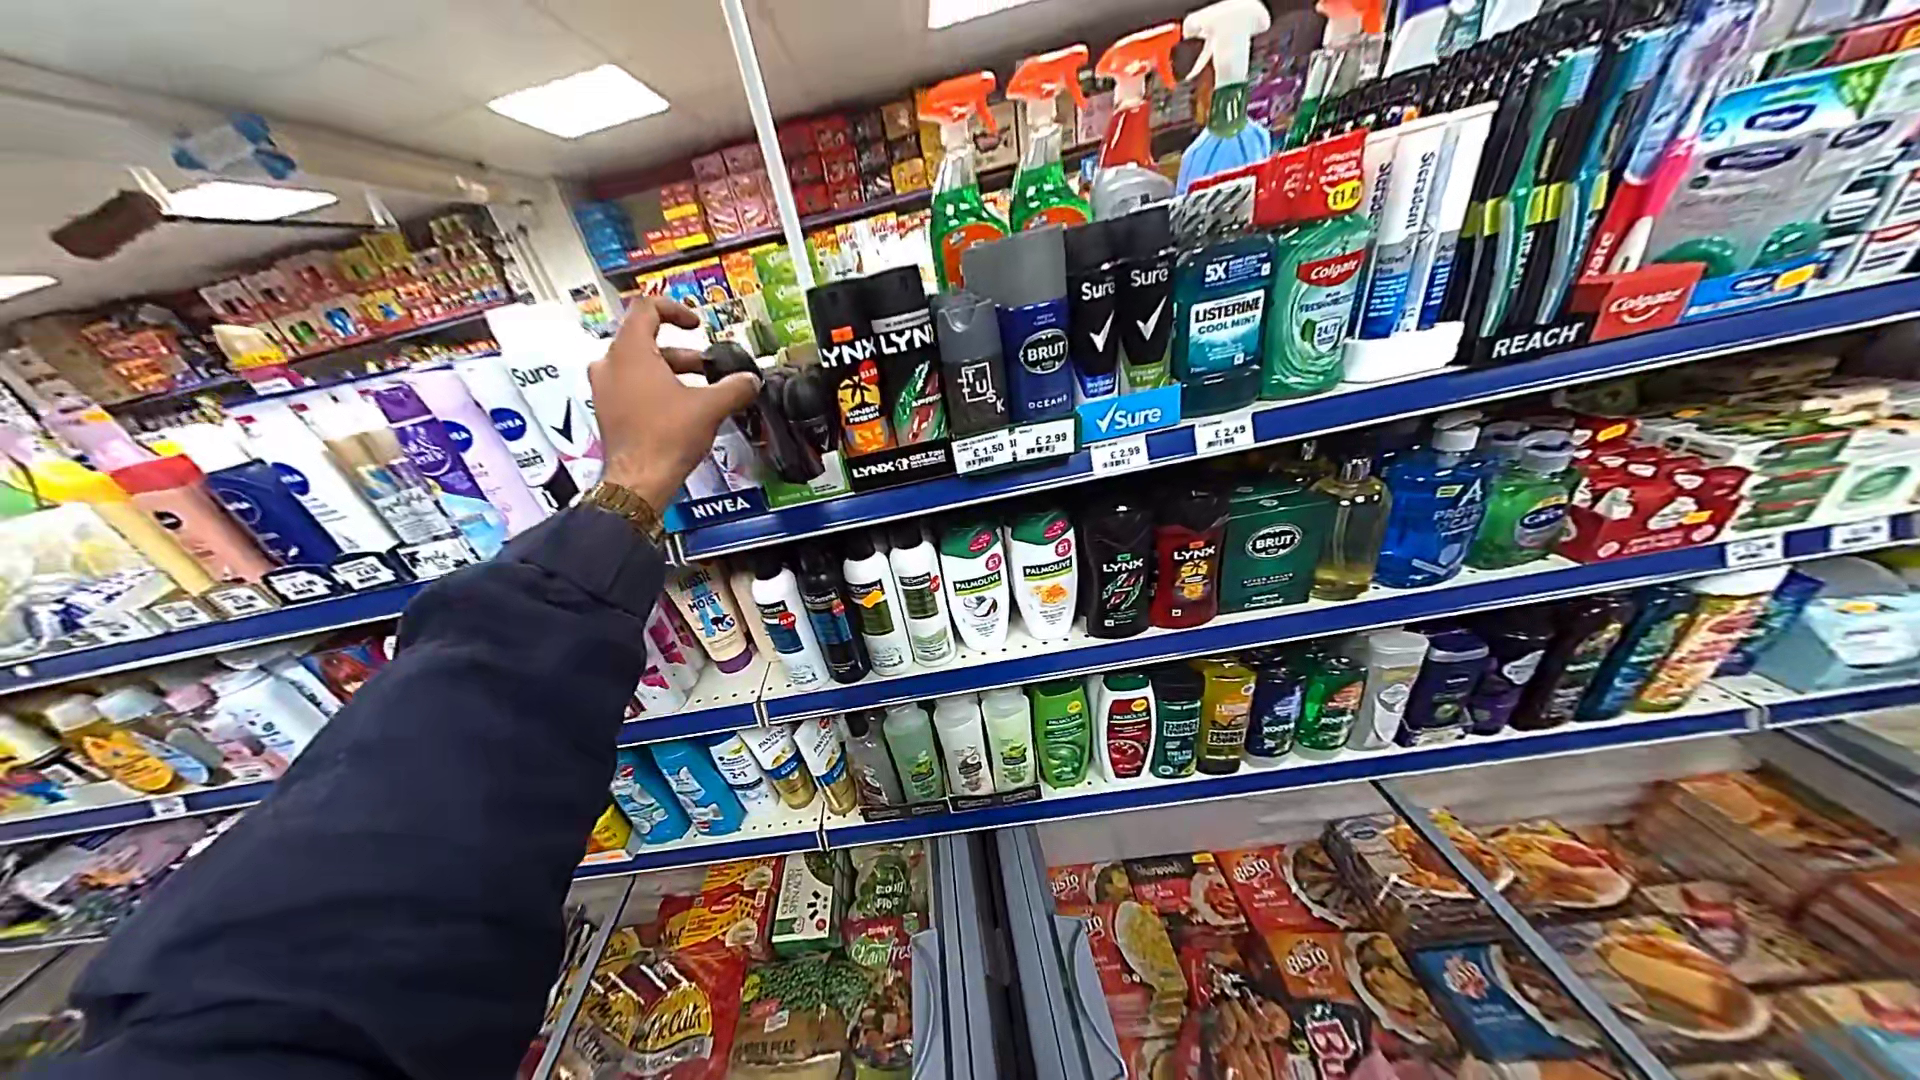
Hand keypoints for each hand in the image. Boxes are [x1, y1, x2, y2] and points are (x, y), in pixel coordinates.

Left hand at [589, 297, 759, 509]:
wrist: (639, 481)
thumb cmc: (665, 439)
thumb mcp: (710, 407)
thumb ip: (734, 387)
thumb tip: (750, 381)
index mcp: (630, 352)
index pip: (646, 309)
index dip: (676, 310)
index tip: (695, 325)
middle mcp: (610, 365)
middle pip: (647, 341)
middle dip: (684, 354)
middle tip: (708, 368)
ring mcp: (605, 389)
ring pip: (641, 367)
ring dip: (672, 373)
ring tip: (701, 392)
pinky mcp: (609, 411)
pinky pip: (634, 388)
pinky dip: (659, 391)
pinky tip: (683, 411)